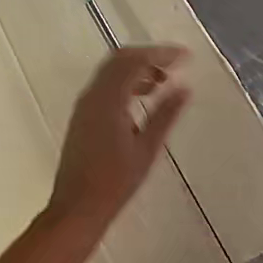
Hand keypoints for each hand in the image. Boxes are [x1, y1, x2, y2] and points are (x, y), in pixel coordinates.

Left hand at [48, 45, 192, 225]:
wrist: (77, 208)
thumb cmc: (115, 182)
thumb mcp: (147, 148)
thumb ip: (166, 114)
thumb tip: (185, 87)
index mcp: (108, 99)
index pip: (135, 60)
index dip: (161, 54)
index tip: (185, 56)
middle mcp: (92, 95)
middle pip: (120, 59)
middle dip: (149, 56)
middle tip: (175, 64)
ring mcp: (84, 105)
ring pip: (111, 71)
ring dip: (137, 69)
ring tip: (163, 82)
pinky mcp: (83, 116)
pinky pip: (106, 85)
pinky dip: (126, 82)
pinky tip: (143, 98)